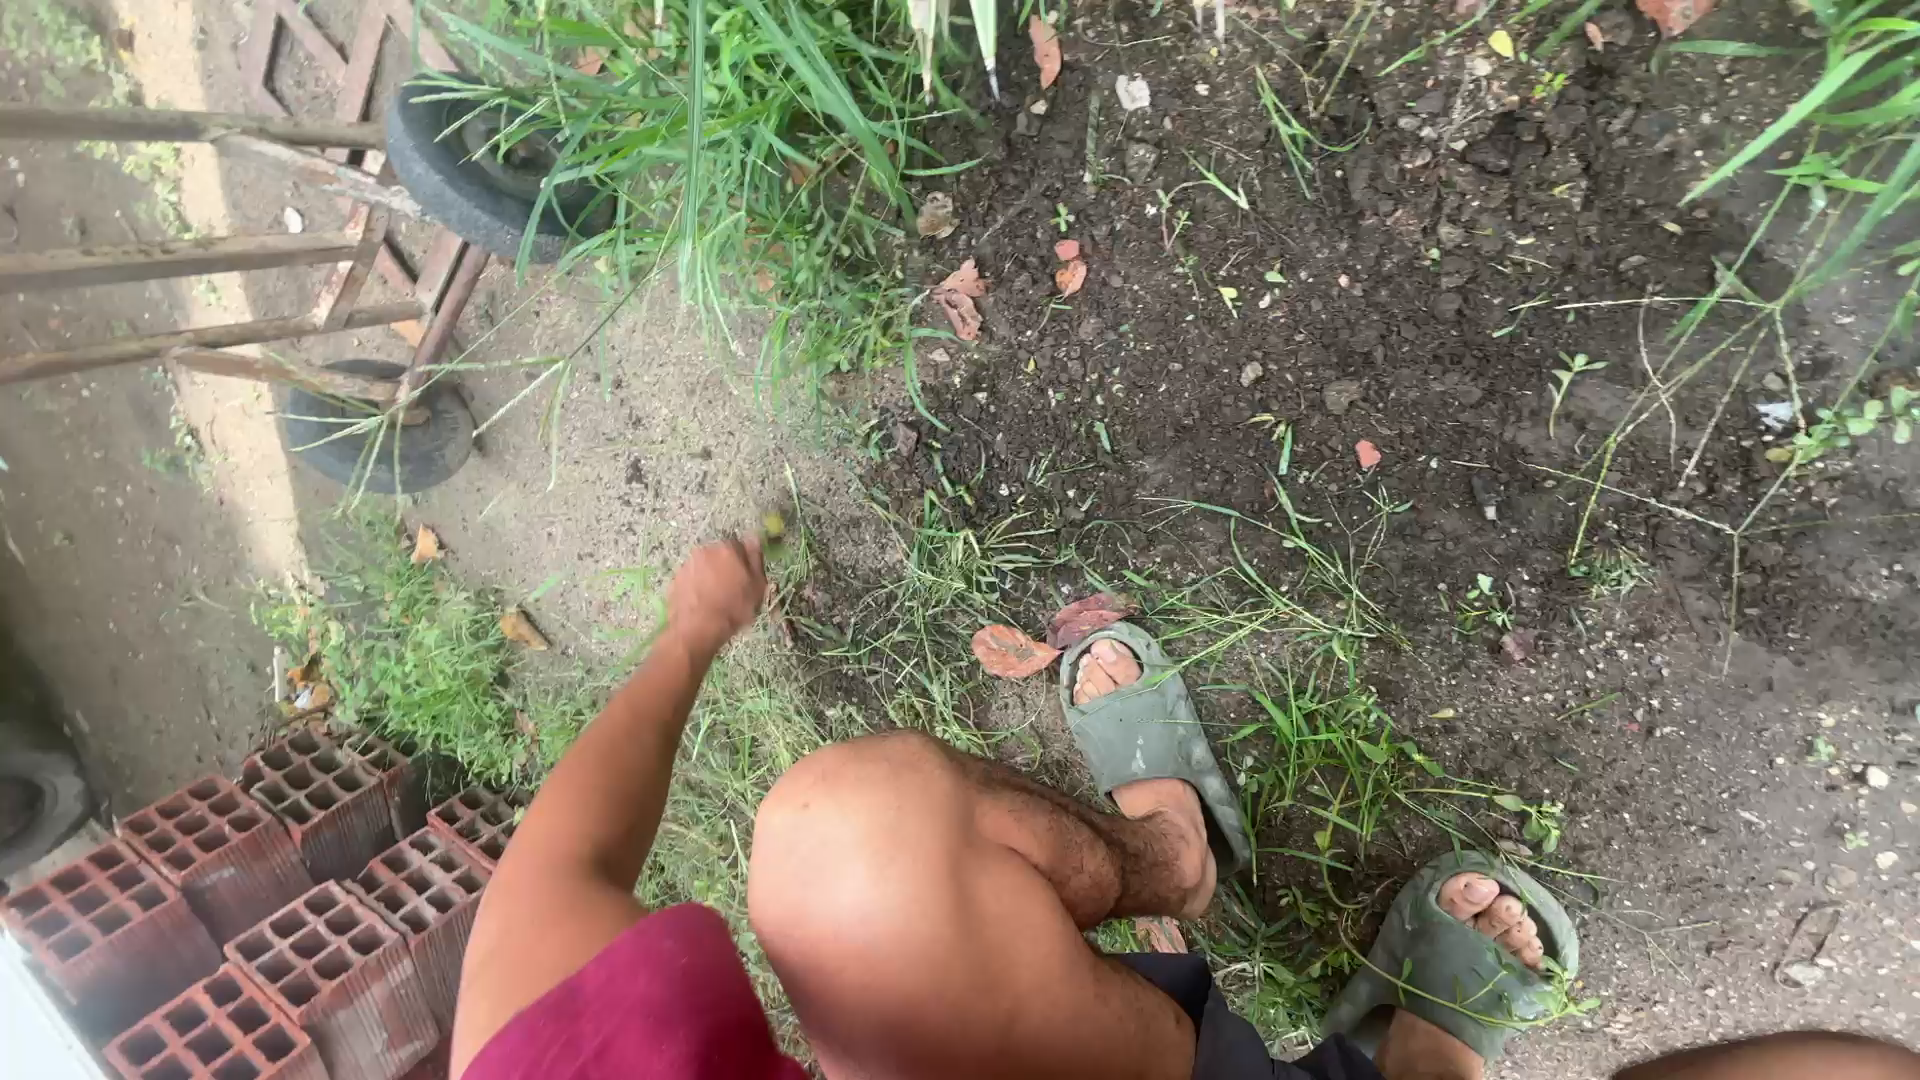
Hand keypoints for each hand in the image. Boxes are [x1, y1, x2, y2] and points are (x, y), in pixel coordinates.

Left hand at [664, 536, 764, 655]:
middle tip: (733, 589)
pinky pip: (692, 579)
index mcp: (727, 548)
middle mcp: (705, 551)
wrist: (698, 629)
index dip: (744, 563)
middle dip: (726, 567)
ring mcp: (687, 565)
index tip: (747, 578)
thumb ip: (756, 559)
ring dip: (710, 577)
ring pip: (705, 567)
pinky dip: (698, 587)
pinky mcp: (675, 580)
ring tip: (716, 599)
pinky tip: (703, 603)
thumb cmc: (734, 607)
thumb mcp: (757, 585)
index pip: (740, 546)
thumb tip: (754, 539)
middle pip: (720, 555)